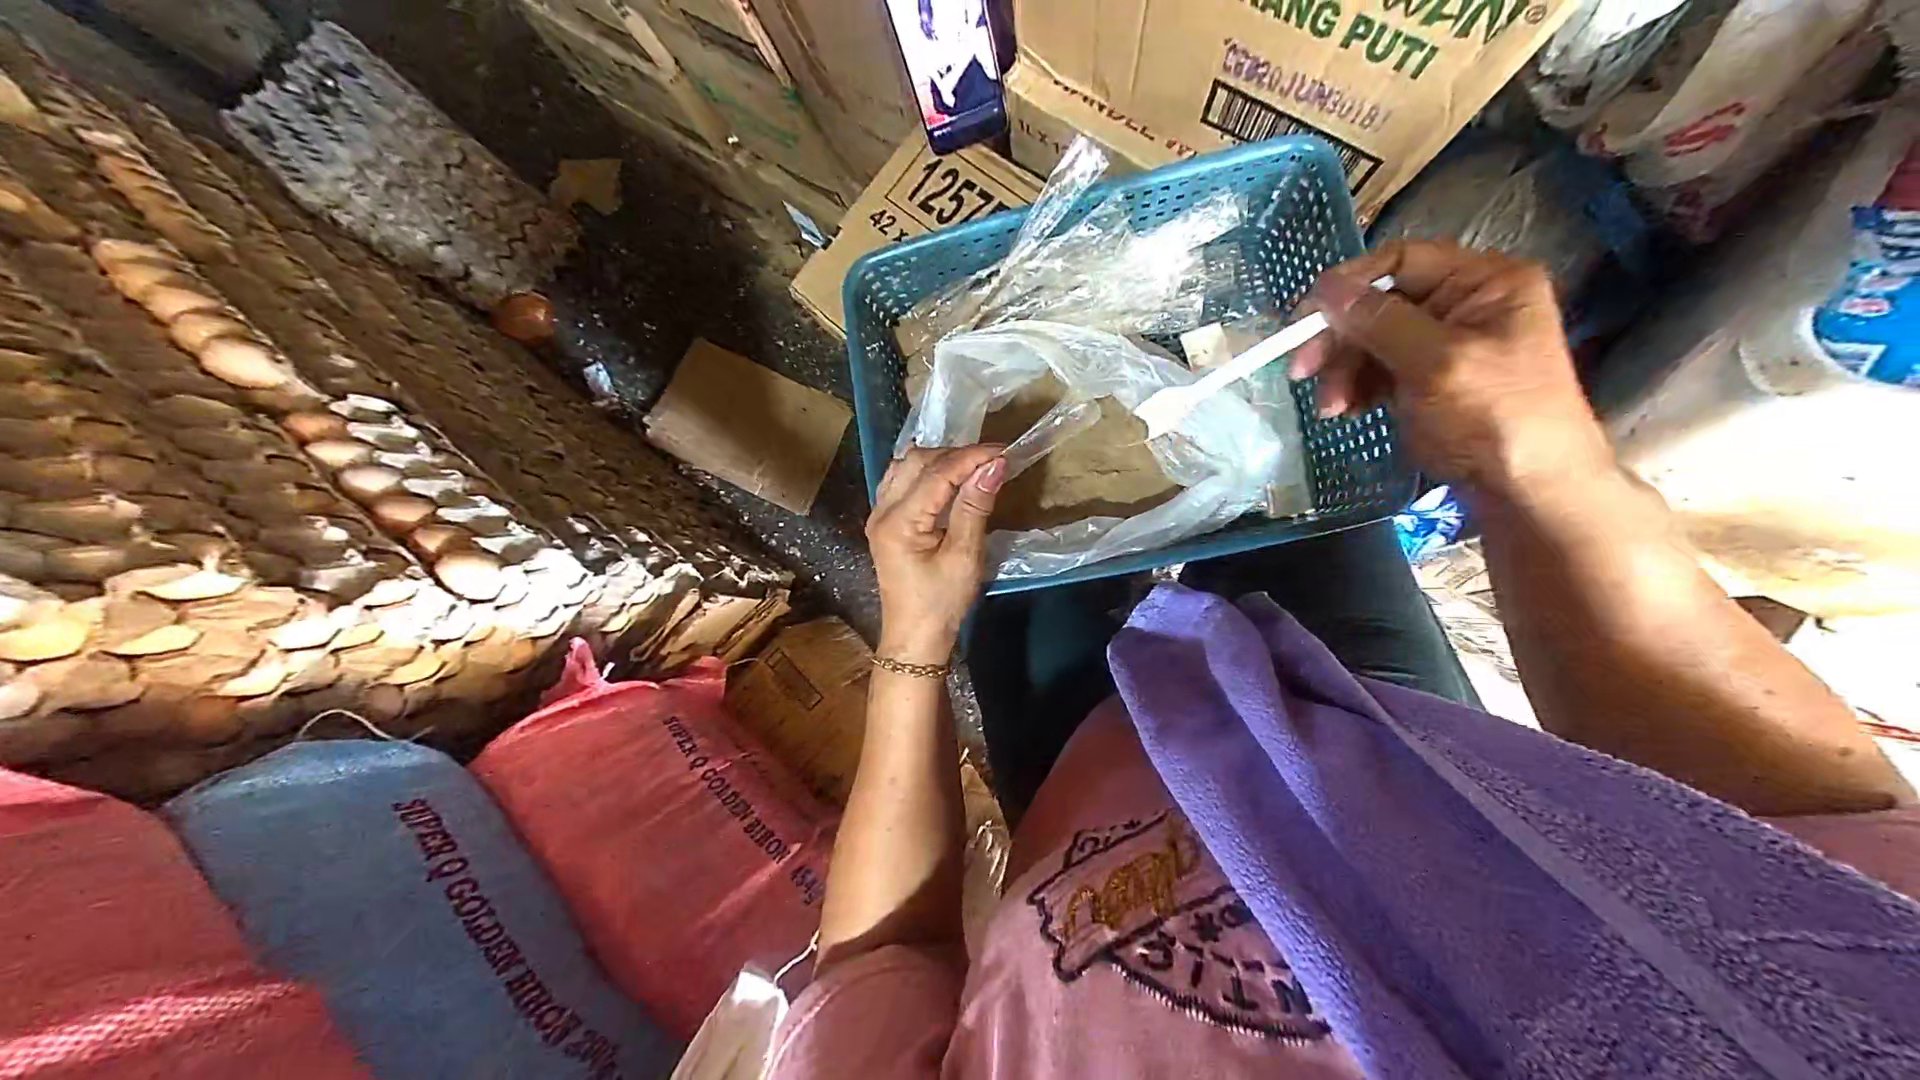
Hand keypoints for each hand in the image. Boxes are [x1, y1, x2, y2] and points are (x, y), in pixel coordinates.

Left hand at [867, 445, 1007, 663]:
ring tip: (971, 467)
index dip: (971, 457)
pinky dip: (924, 472)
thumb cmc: (941, 603)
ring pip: (905, 466)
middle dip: (956, 454)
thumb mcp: (964, 557)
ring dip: (939, 460)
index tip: (1004, 451)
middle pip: (917, 461)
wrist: (915, 636)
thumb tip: (994, 466)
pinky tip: (945, 478)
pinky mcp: (884, 522)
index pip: (937, 473)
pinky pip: (899, 481)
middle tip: (991, 461)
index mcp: (899, 521)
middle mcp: (882, 510)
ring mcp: (878, 514)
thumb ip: (975, 507)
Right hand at [1293, 240, 1613, 499]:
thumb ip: (1380, 322)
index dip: (1350, 284)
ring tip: (1331, 409)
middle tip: (1300, 372)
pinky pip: (1374, 371)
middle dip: (1338, 340)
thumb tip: (1326, 289)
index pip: (1402, 261)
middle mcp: (1461, 305)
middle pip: (1377, 306)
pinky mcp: (1422, 380)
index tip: (1305, 317)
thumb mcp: (1436, 363)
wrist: (1524, 486)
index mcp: (1483, 283)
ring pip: (1368, 342)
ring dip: (1341, 372)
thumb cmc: (1493, 416)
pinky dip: (1353, 389)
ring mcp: (1440, 345)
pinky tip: (1346, 412)